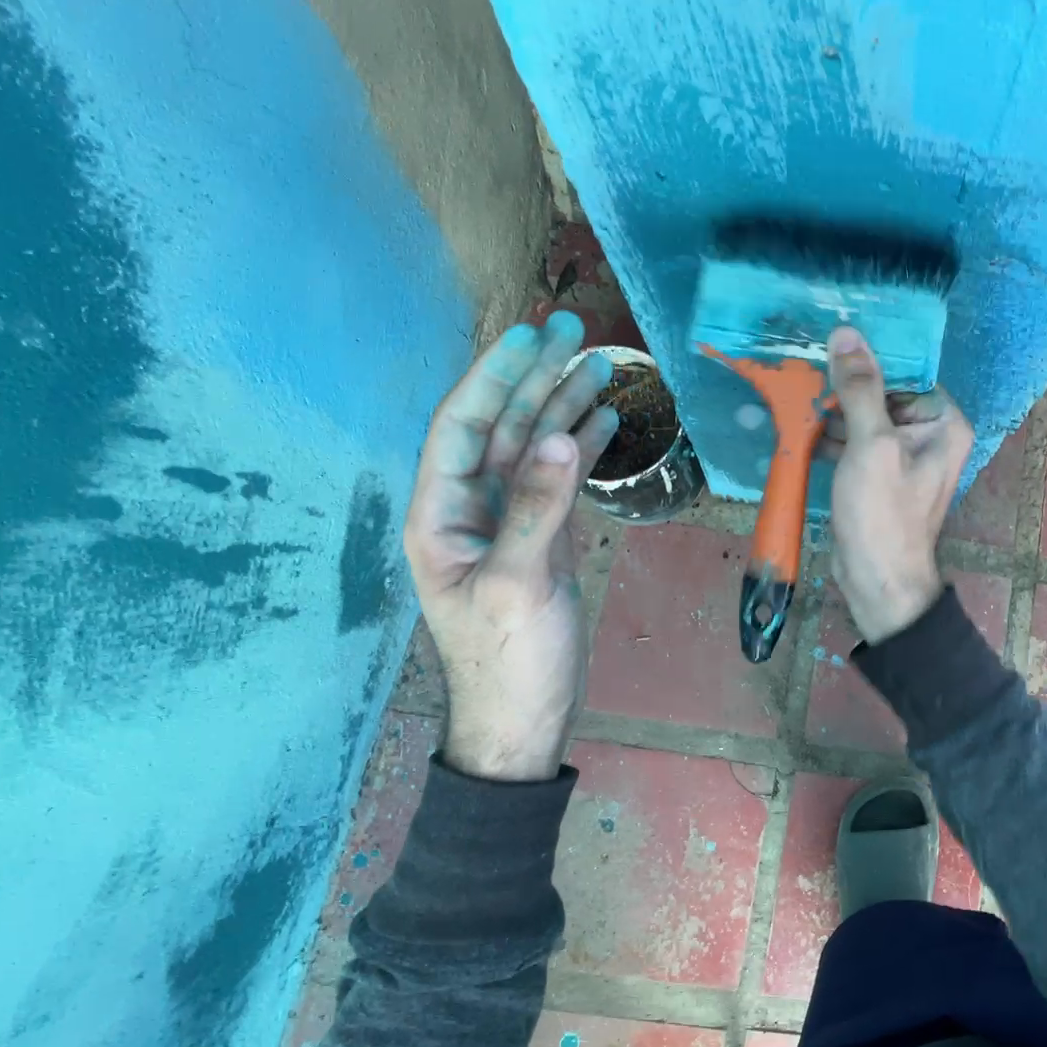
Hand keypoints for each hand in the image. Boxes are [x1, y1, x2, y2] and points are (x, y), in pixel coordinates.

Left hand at [402, 311, 617, 781]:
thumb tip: (556, 438)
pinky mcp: (542, 539)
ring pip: (534, 449)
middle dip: (535, 378)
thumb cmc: (509, 660)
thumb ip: (536, 510)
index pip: (462, 428)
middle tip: (573, 329)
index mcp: (442, 516)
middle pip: (502, 428)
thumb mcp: (518, 585)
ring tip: (601, 366)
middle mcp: (470, 509)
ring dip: (564, 406)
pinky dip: (582, 449)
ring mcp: (509, 523)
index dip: (493, 378)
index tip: (529, 337)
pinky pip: (559, 480)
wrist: (525, 717)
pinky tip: (604, 422)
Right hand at [822, 326, 974, 641]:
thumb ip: (860, 389)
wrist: (877, 582)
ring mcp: (903, 456)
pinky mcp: (879, 475)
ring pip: (865, 416)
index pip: (907, 370)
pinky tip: (800, 426)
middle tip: (803, 363)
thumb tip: (846, 333)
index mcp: (944, 422)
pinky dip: (831, 436)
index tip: (829, 338)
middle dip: (845, 384)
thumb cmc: (882, 514)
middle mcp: (930, 434)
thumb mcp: (871, 445)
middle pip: (884, 392)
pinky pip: (856, 442)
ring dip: (832, 410)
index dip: (870, 356)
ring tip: (795, 391)